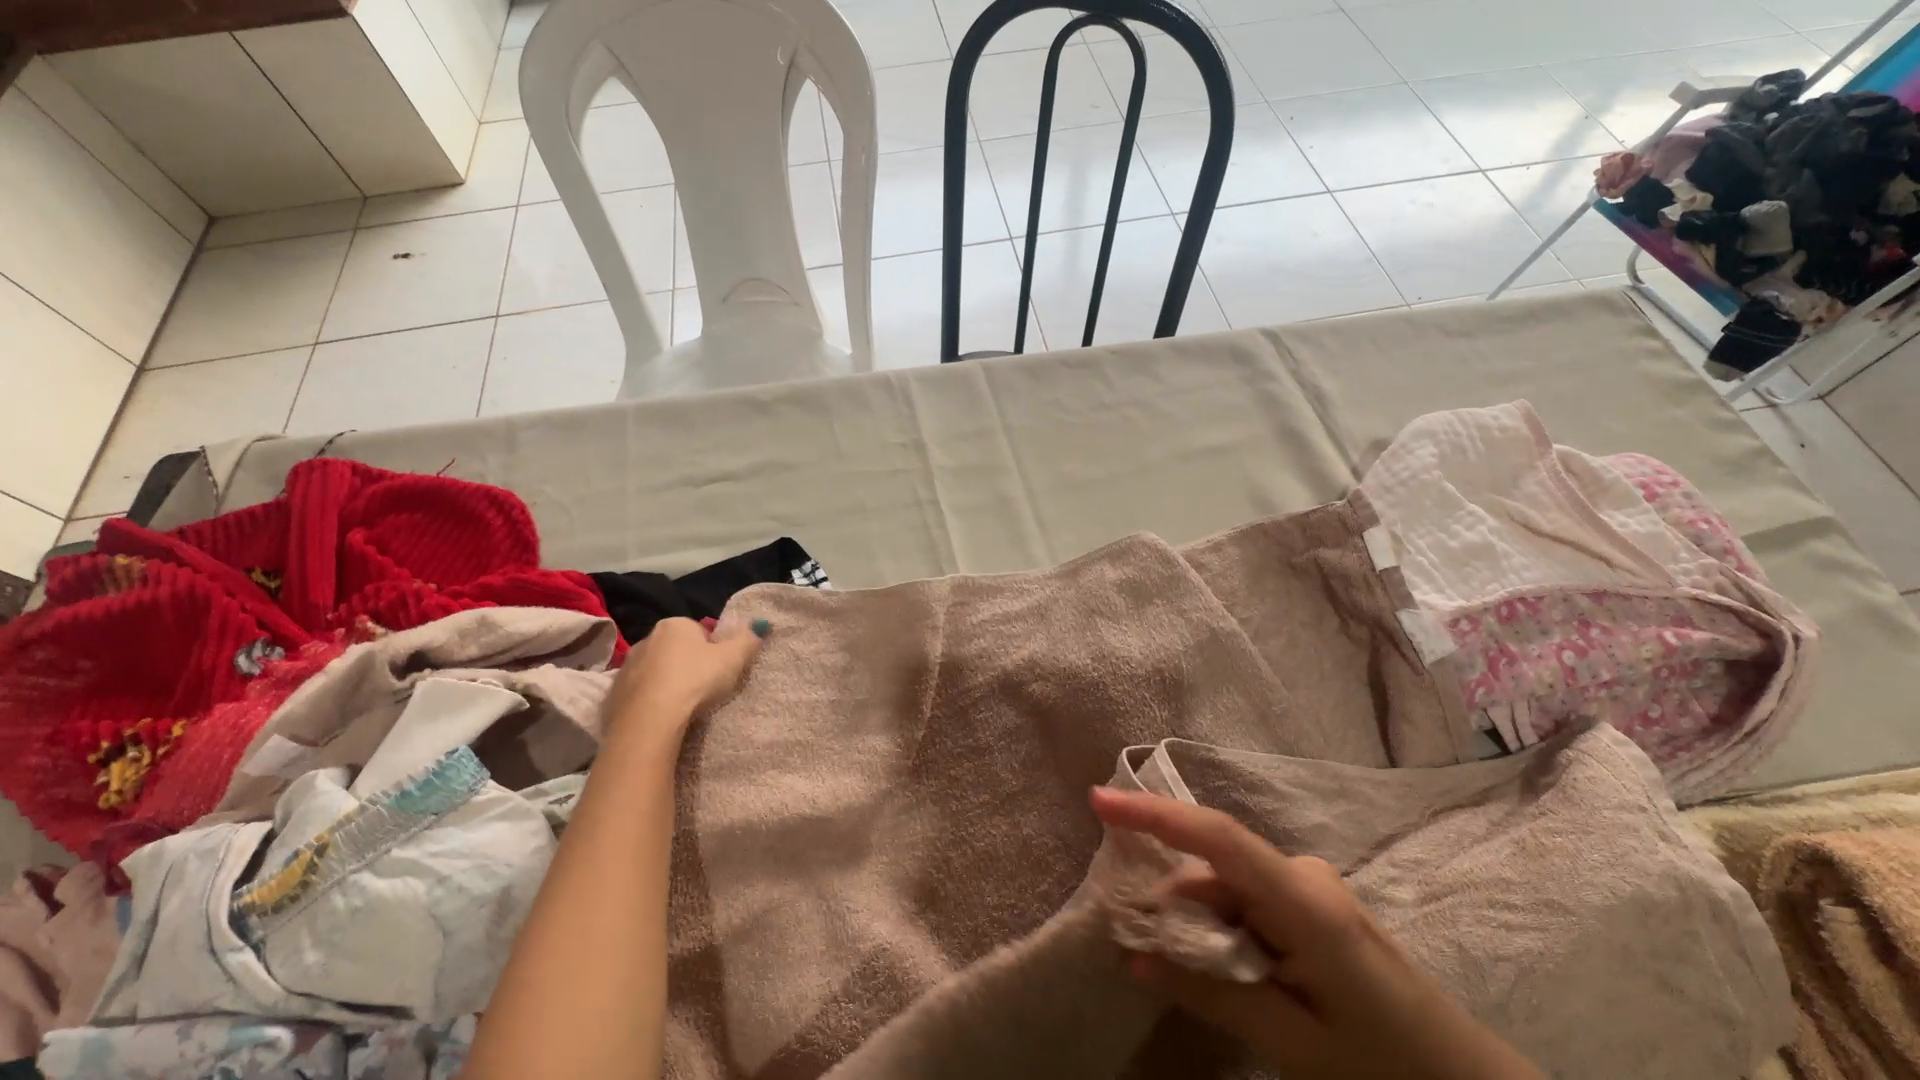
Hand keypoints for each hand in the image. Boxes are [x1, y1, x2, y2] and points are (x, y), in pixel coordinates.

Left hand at [604, 617, 768, 732]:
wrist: (650, 718)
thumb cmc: (696, 680)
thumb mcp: (733, 659)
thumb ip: (748, 640)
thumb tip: (761, 624)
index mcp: (675, 625)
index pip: (699, 632)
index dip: (712, 651)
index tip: (718, 671)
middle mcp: (647, 639)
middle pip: (675, 650)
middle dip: (687, 665)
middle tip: (703, 689)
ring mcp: (627, 666)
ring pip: (655, 671)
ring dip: (667, 683)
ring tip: (683, 706)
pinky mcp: (614, 693)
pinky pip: (639, 693)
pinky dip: (649, 701)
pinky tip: (662, 716)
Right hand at [1090, 788, 1542, 1079]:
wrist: (1462, 1078)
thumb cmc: (1381, 1060)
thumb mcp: (1292, 1040)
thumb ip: (1212, 993)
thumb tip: (1136, 956)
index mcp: (1304, 902)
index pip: (1217, 838)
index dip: (1154, 813)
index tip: (1097, 799)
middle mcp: (1305, 877)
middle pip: (1214, 872)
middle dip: (1173, 907)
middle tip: (1146, 957)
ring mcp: (1312, 887)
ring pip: (1228, 892)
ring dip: (1202, 929)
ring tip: (1201, 986)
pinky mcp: (1313, 904)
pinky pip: (1248, 904)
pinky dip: (1225, 933)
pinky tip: (1234, 977)